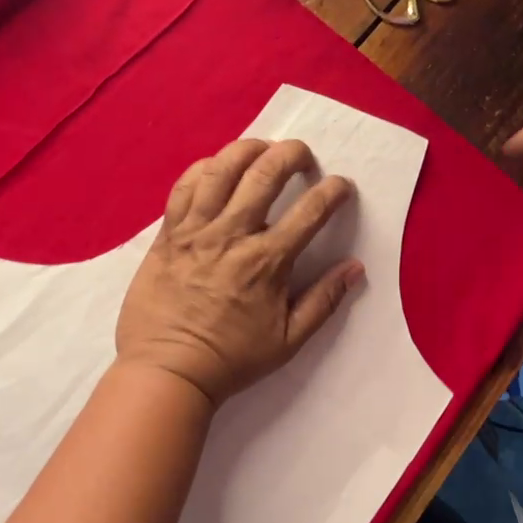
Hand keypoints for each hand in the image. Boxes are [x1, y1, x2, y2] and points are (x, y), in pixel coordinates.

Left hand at [117, 139, 364, 406]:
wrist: (166, 373)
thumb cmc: (230, 360)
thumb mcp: (288, 341)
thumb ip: (324, 301)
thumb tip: (356, 268)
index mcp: (267, 261)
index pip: (311, 211)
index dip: (334, 191)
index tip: (342, 186)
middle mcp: (232, 235)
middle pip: (265, 173)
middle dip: (292, 153)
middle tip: (303, 156)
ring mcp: (196, 230)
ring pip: (222, 169)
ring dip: (248, 149)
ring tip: (262, 149)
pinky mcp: (168, 233)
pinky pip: (185, 186)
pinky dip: (204, 168)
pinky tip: (217, 168)